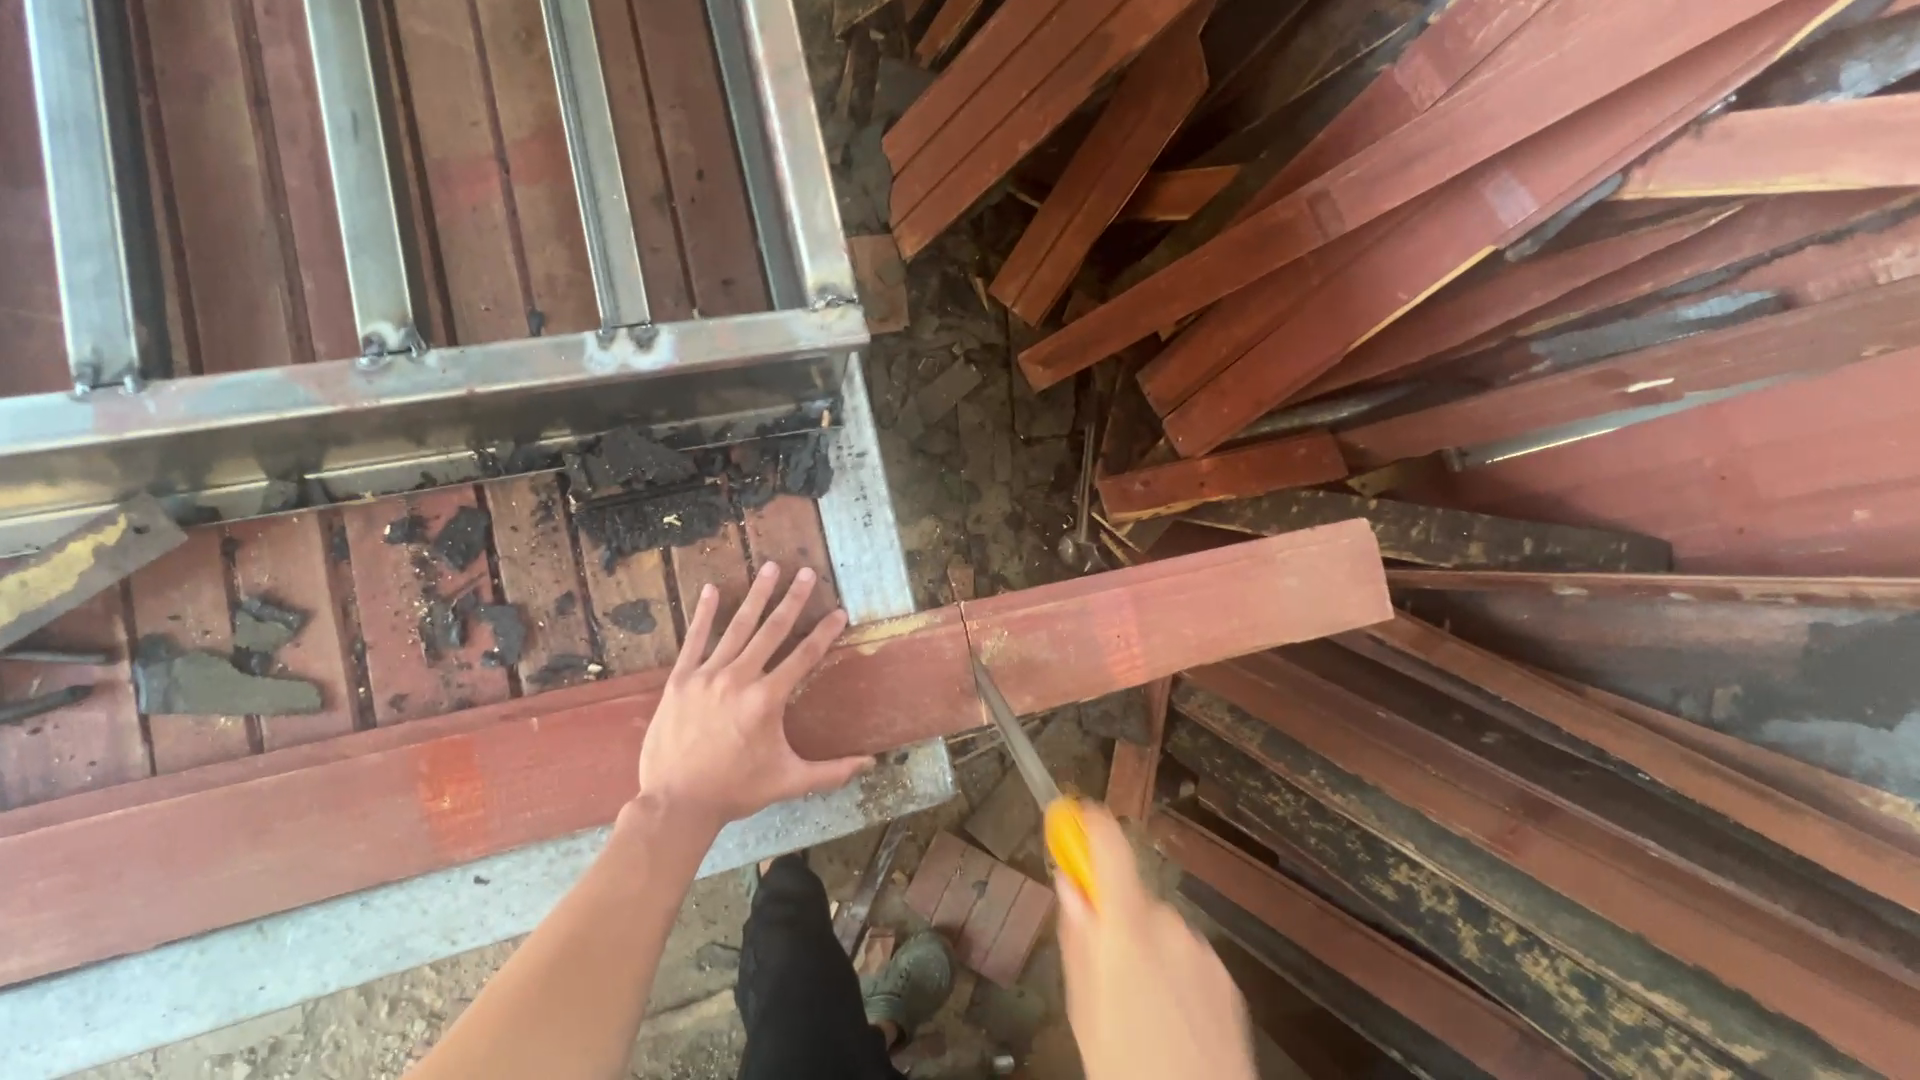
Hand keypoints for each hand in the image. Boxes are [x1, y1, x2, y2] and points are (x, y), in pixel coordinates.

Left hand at [633, 562, 869, 833]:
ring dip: (756, 596)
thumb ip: (832, 771)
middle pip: (773, 631)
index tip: (839, 611)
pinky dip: (704, 614)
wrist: (677, 803)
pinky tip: (713, 590)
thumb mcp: (789, 782)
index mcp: (767, 701)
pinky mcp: (679, 681)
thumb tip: (871, 764)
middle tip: (806, 573)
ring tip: (770, 568)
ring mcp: (706, 677)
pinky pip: (694, 640)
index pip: (804, 657)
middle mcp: (739, 680)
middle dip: (793, 599)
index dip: (825, 632)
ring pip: (737, 628)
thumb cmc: (736, 792)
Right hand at [1056, 804, 1256, 1079]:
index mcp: (1127, 928)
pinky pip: (1187, 954)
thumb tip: (1069, 888)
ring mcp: (1202, 950)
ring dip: (1145, 948)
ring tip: (1137, 1005)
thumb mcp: (1082, 1006)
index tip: (1073, 816)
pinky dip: (1173, 971)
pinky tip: (1167, 1015)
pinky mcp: (1225, 976)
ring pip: (1160, 929)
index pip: (1110, 847)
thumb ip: (1077, 938)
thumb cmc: (1132, 1066)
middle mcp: (1169, 926)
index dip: (1090, 823)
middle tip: (1100, 965)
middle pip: (1132, 895)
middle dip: (1114, 918)